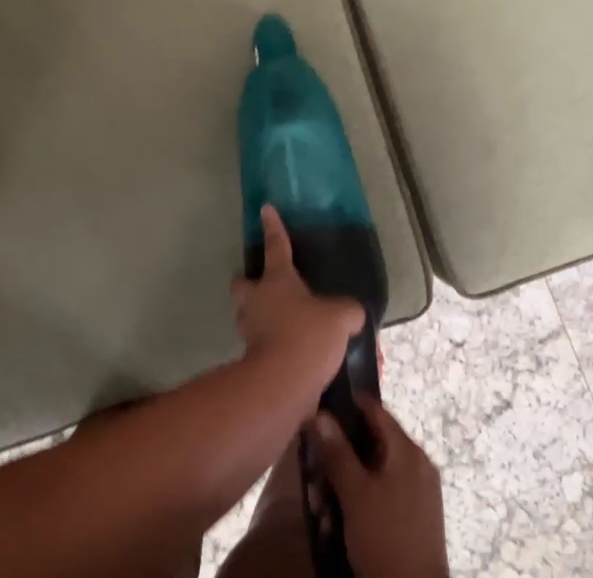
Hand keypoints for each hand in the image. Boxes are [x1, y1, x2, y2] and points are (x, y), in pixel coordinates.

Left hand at [231, 205, 364, 367]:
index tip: (265, 209)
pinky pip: (261, 343)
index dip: (273, 227)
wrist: (284, 382)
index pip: (276, 246)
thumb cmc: (309, 335)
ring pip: (249, 314)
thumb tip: (350, 315)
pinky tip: (293, 351)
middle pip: (243, 284)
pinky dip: (273, 343)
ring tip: (285, 322)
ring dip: (261, 315)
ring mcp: (250, 329)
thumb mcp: (341, 317)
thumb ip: (347, 311)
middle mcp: (257, 300)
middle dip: (249, 282)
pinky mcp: (252, 357)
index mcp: (277, 280)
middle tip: (265, 286)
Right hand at [311, 397, 449, 577]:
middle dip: (342, 450)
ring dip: (348, 476)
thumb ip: (337, 452)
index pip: (377, 410)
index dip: (349, 403)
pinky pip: (385, 490)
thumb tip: (319, 413)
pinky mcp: (416, 513)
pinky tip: (342, 513)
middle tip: (314, 460)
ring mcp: (420, 490)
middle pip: (375, 441)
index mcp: (408, 451)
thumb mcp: (354, 493)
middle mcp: (418, 463)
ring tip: (323, 494)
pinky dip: (362, 493)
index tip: (319, 405)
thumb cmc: (384, 536)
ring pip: (376, 469)